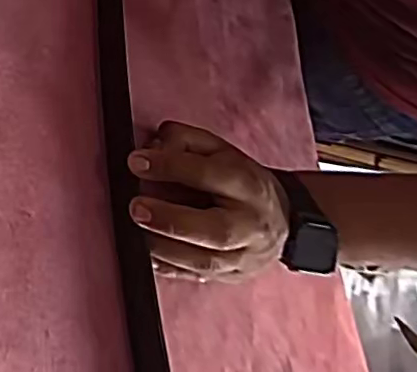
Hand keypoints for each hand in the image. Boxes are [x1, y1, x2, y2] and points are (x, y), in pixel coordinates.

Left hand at [127, 121, 289, 283]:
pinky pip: (198, 278)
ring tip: (136, 230)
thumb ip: (183, 139)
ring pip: (205, 262)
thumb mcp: (215, 146)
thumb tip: (151, 150)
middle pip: (214, 230)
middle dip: (170, 219)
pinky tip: (148, 254)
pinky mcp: (232, 277)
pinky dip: (169, 268)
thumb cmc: (239, 176)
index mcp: (246, 183)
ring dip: (165, 248)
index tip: (136, 162)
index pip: (206, 174)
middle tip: (136, 208)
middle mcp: (249, 224)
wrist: (280, 218)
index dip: (169, 166)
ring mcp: (244, 257)